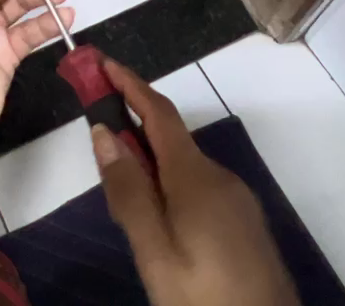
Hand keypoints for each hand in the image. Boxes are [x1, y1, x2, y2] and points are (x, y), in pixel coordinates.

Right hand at [93, 59, 298, 305]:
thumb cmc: (205, 299)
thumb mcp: (154, 253)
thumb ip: (128, 191)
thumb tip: (104, 132)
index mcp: (196, 177)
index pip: (159, 113)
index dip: (129, 84)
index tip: (101, 62)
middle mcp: (220, 177)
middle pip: (169, 141)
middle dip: (133, 132)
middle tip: (98, 149)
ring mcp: (238, 202)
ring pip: (183, 170)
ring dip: (151, 168)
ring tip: (123, 205)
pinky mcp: (245, 226)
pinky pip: (199, 191)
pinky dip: (171, 189)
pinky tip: (160, 227)